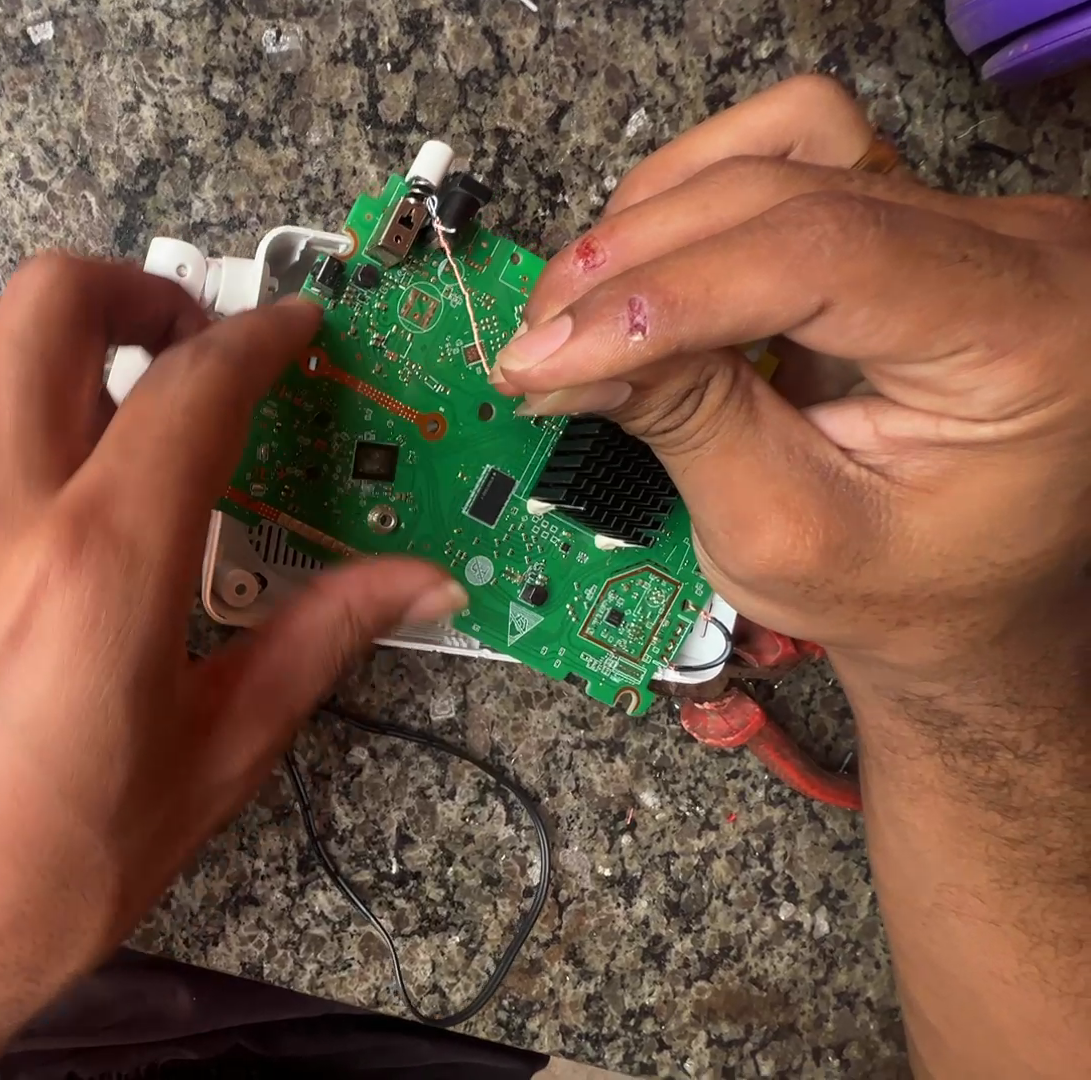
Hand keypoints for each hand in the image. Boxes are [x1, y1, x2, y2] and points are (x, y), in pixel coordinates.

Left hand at [0, 256, 464, 1077]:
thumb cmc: (62, 859)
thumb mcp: (216, 754)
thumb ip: (318, 637)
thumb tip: (418, 583)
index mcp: (102, 562)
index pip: (194, 387)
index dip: (257, 338)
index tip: (288, 331)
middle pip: (56, 300)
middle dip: (140, 291)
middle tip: (188, 344)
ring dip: (41, 324)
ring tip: (95, 383)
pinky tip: (11, 436)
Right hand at [494, 74, 1090, 686]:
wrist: (964, 583)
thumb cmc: (897, 581)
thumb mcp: (777, 531)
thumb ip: (682, 427)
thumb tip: (560, 365)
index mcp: (1022, 335)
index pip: (814, 258)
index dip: (652, 303)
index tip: (537, 361)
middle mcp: (1006, 240)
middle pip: (771, 188)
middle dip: (619, 270)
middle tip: (532, 351)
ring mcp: (949, 215)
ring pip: (762, 150)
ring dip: (636, 229)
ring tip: (569, 316)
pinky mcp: (888, 217)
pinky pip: (777, 148)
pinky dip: (678, 199)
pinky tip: (633, 267)